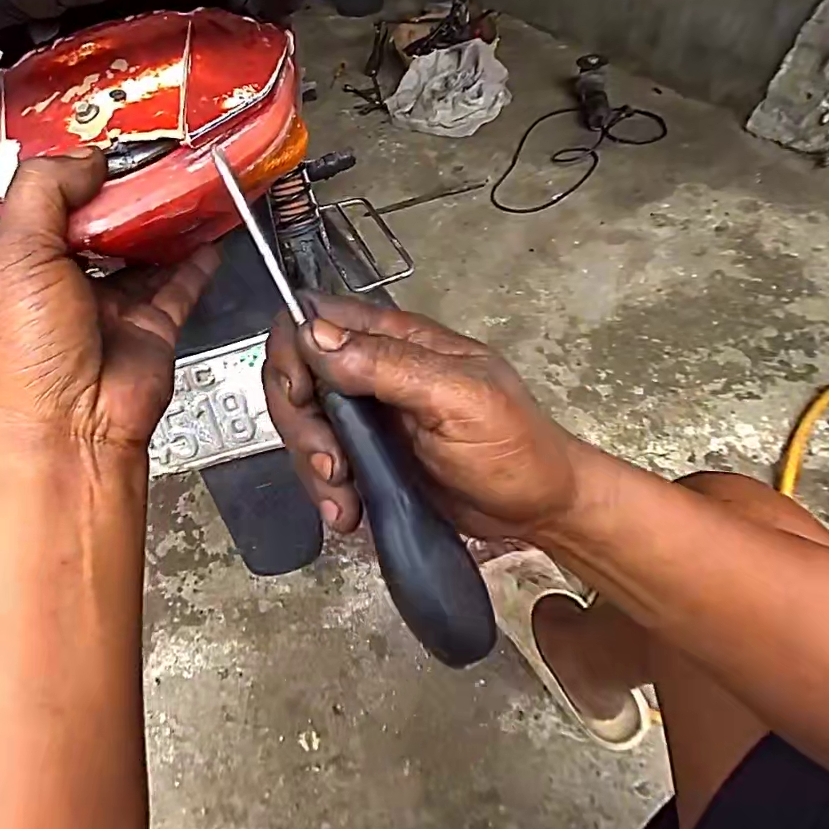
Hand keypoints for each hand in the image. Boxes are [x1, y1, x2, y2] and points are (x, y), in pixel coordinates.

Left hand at [0, 149, 218, 448]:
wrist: (74, 423)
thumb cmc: (32, 346)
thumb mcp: (19, 254)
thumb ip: (47, 193)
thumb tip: (88, 158)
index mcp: (30, 259)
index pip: (59, 201)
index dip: (85, 172)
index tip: (117, 145)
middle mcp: (74, 278)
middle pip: (111, 223)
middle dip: (136, 193)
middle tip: (166, 159)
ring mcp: (117, 302)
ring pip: (150, 250)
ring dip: (170, 221)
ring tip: (195, 185)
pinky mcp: (155, 323)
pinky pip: (181, 283)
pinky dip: (197, 259)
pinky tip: (211, 232)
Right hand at [264, 294, 590, 542]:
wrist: (535, 507)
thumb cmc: (513, 446)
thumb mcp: (459, 399)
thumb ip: (389, 364)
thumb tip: (316, 335)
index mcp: (397, 340)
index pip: (317, 318)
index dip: (294, 351)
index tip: (302, 398)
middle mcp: (372, 370)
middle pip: (297, 375)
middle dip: (300, 423)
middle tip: (331, 465)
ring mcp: (365, 415)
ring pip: (303, 424)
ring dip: (311, 465)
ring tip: (344, 498)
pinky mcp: (365, 454)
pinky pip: (320, 462)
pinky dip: (325, 489)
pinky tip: (348, 510)